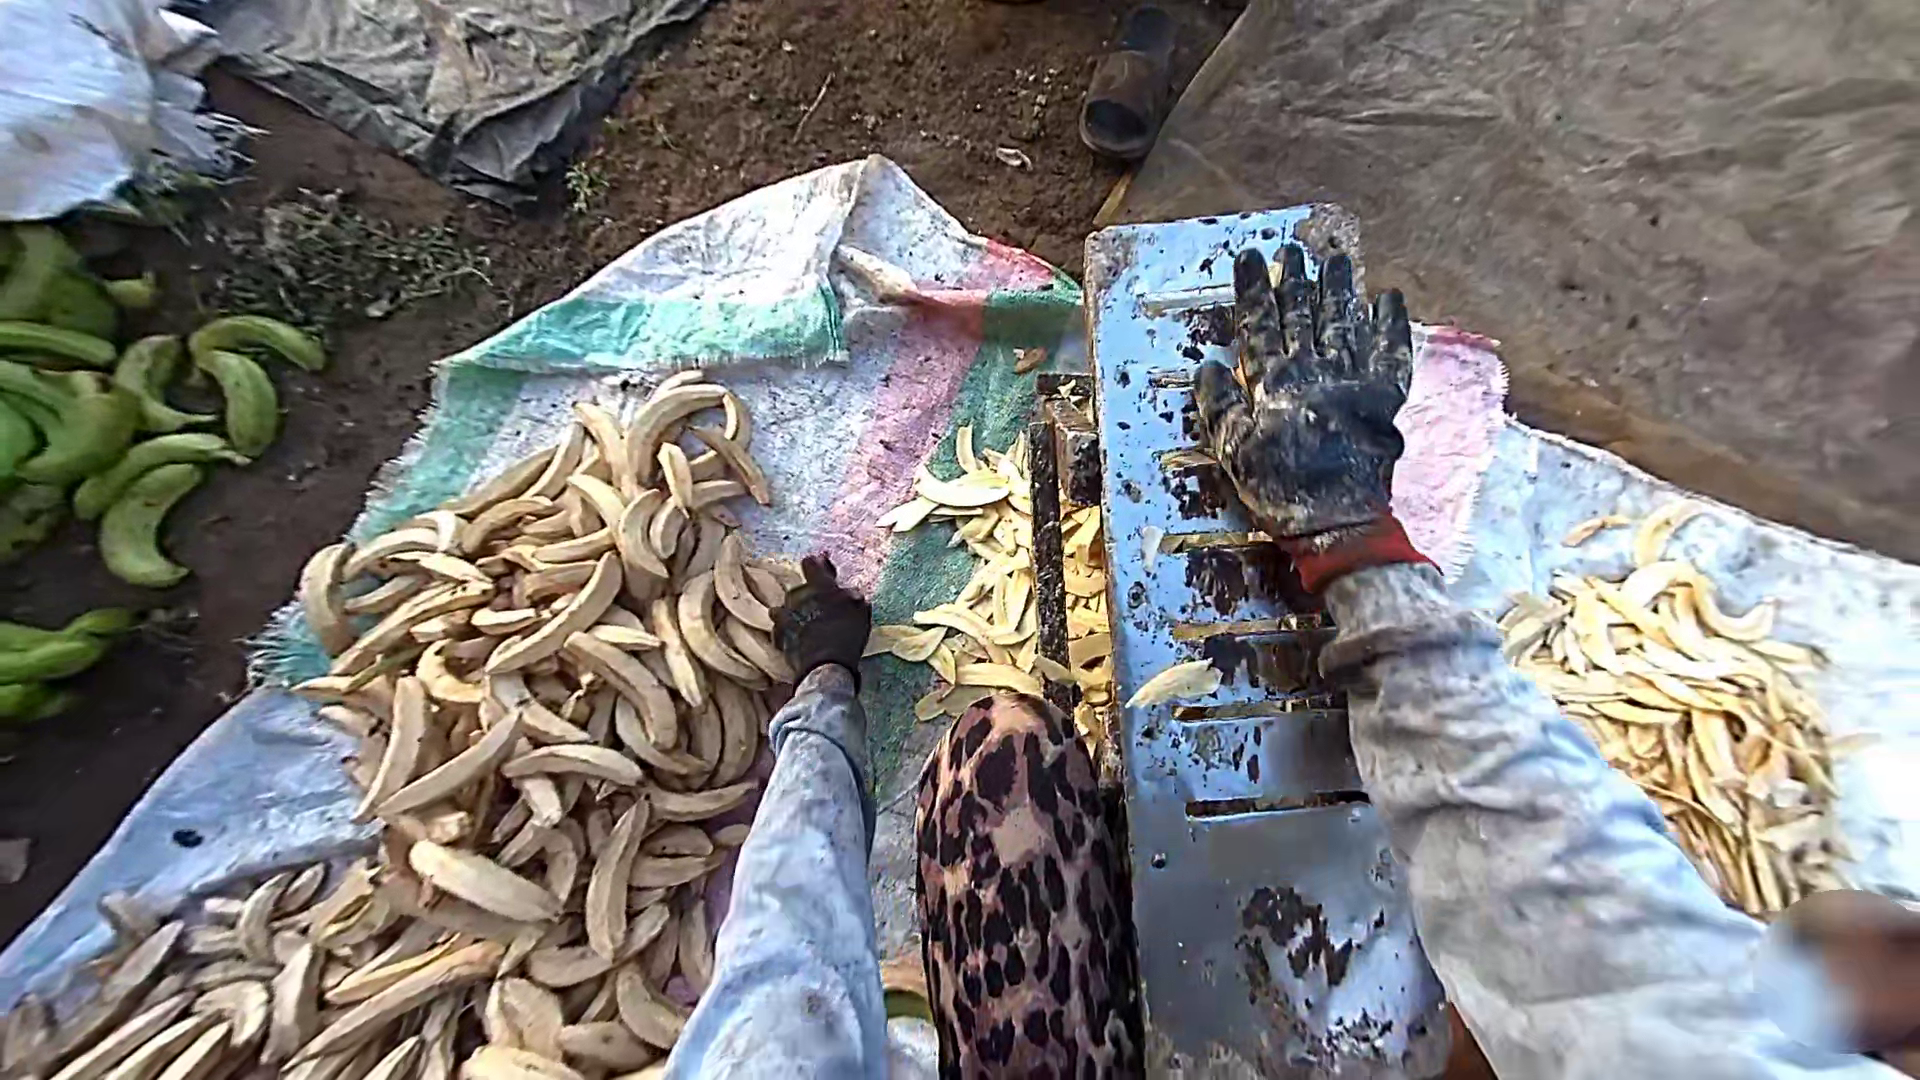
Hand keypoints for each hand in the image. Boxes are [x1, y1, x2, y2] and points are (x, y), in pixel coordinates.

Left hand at [772, 554, 872, 684]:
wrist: (826, 665)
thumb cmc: (847, 635)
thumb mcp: (860, 612)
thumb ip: (852, 597)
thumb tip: (849, 593)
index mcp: (819, 586)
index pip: (811, 564)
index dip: (817, 565)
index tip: (824, 570)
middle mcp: (798, 597)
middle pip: (799, 589)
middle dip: (808, 595)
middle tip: (821, 607)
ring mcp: (785, 617)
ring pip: (786, 608)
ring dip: (795, 612)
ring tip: (807, 622)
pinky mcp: (779, 636)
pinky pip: (781, 628)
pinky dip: (788, 631)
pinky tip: (798, 638)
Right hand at [1193, 244, 1412, 542]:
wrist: (1337, 517)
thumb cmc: (1277, 486)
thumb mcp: (1232, 451)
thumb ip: (1220, 407)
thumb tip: (1208, 367)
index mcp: (1275, 384)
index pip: (1260, 326)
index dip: (1253, 291)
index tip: (1249, 259)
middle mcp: (1316, 372)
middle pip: (1302, 316)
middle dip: (1294, 280)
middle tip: (1291, 249)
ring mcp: (1354, 380)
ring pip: (1344, 322)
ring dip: (1338, 289)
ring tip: (1335, 258)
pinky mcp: (1385, 396)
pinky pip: (1389, 351)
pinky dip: (1389, 323)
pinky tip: (1386, 297)